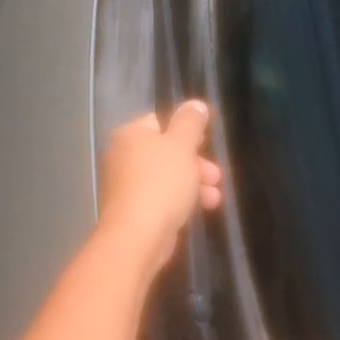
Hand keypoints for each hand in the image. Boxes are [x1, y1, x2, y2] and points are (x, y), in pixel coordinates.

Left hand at [97, 101, 222, 268]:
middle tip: (216, 177)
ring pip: (165, 178)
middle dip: (196, 164)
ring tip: (214, 200)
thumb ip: (191, 123)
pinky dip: (178, 202)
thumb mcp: (182, 146)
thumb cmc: (161, 183)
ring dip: (193, 185)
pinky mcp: (131, 211)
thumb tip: (195, 104)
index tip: (206, 146)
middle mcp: (122, 156)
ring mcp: (124, 186)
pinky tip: (196, 212)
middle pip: (165, 153)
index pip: (159, 122)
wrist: (137, 235)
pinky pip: (159, 199)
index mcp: (131, 134)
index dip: (186, 133)